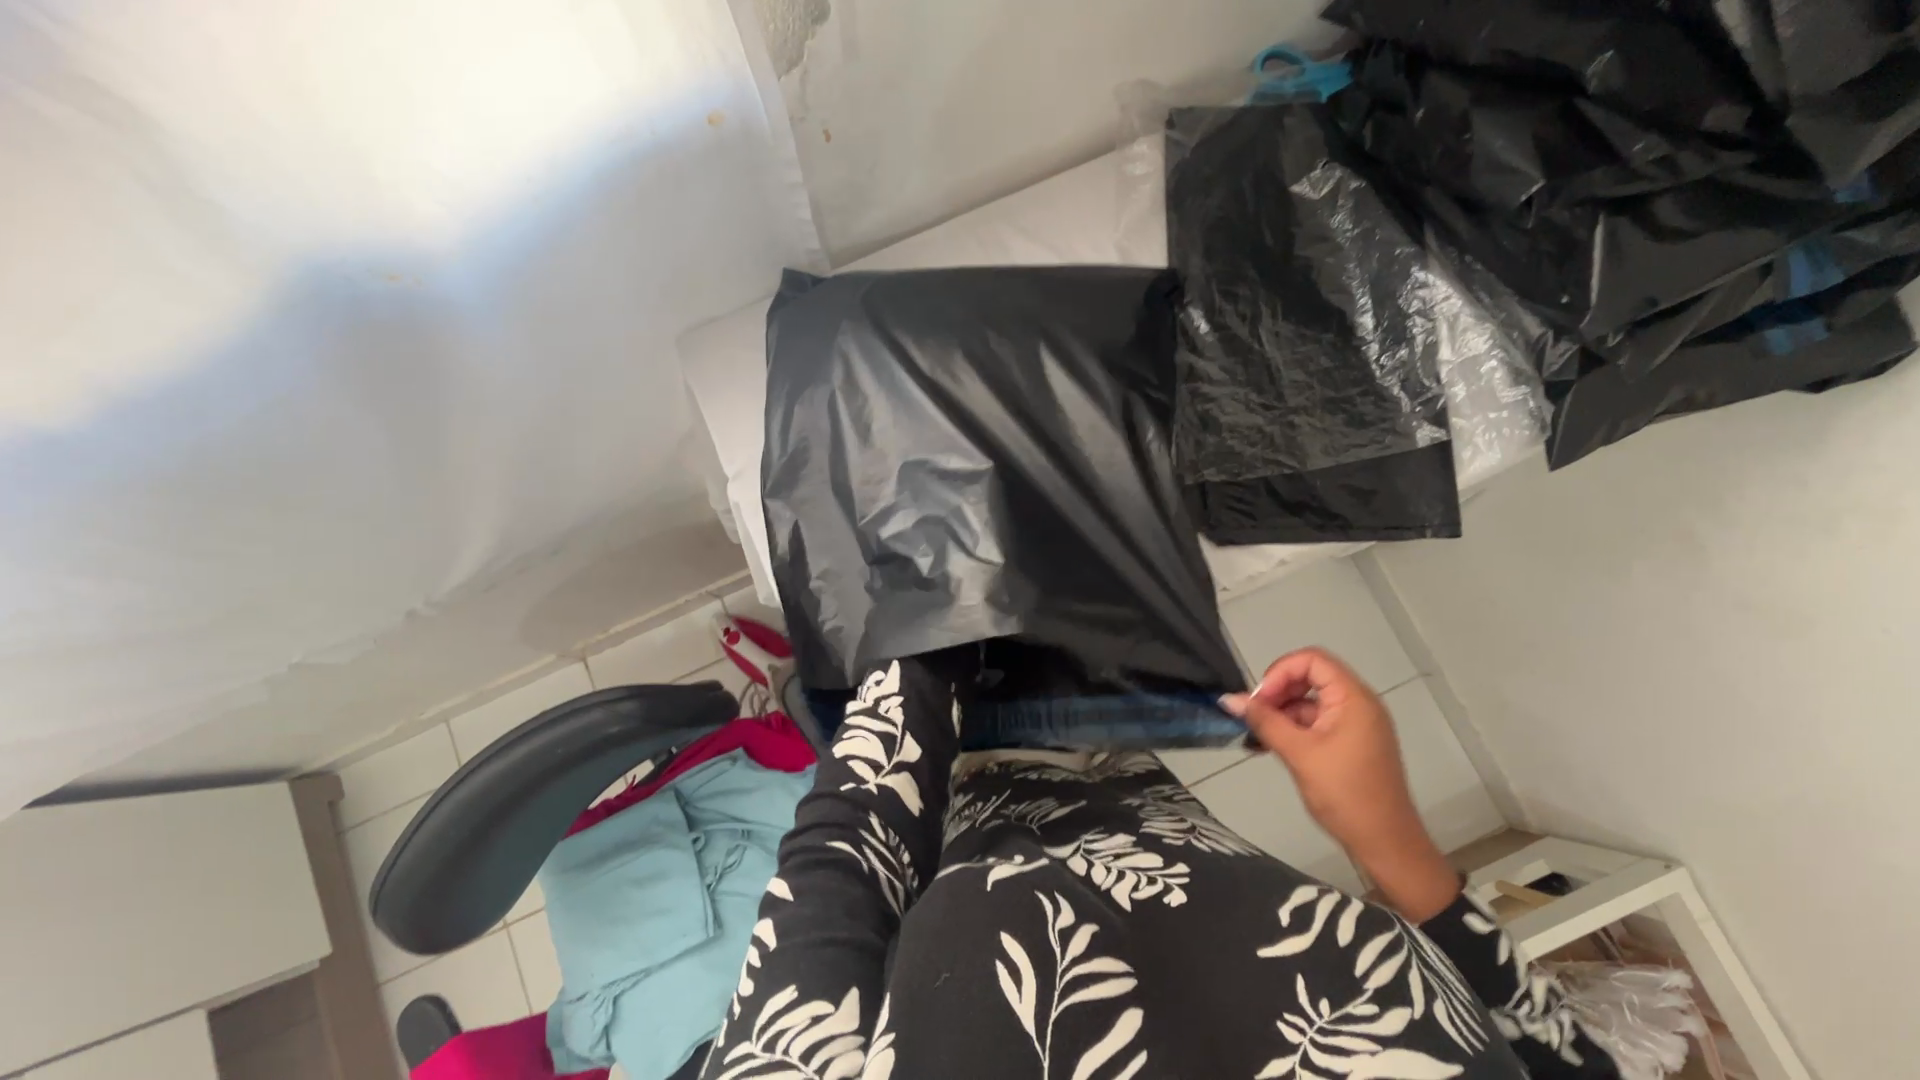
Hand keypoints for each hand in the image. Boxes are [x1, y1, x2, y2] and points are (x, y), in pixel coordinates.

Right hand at [1221, 648, 1458, 920]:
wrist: (1386, 842)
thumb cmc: (1345, 794)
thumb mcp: (1299, 754)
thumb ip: (1264, 721)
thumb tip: (1228, 698)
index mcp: (1353, 698)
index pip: (1312, 660)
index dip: (1279, 672)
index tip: (1259, 701)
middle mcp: (1358, 703)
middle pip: (1311, 677)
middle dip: (1277, 692)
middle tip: (1254, 719)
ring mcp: (1357, 724)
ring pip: (1311, 701)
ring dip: (1282, 713)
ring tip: (1257, 737)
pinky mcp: (1352, 743)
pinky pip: (1318, 722)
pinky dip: (1294, 729)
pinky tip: (1271, 747)